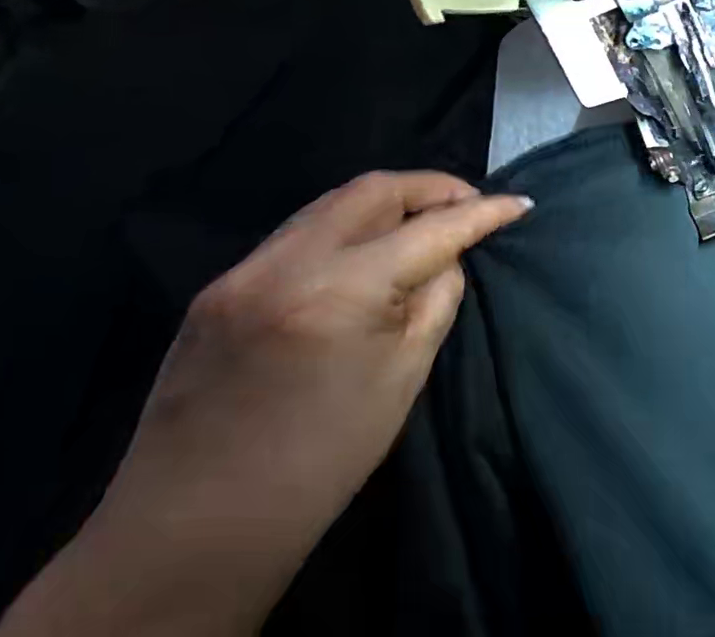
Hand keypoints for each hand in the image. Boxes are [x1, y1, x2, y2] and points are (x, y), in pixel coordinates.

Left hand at [0, 171, 531, 636]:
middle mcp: (285, 261)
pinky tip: (363, 253)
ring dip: (386, 204)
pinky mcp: (218, 284)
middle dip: (430, 189)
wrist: (197, 526)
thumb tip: (447, 255)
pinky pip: (298, 233)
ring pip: (331, 203)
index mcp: (338, 292)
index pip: (429, 229)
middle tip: (466, 207)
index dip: (481, 212)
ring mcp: (242, 268)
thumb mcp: (403, 378)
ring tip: (422, 223)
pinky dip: (344, 229)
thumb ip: (435, 299)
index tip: (517, 202)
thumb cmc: (321, 462)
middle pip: (373, 189)